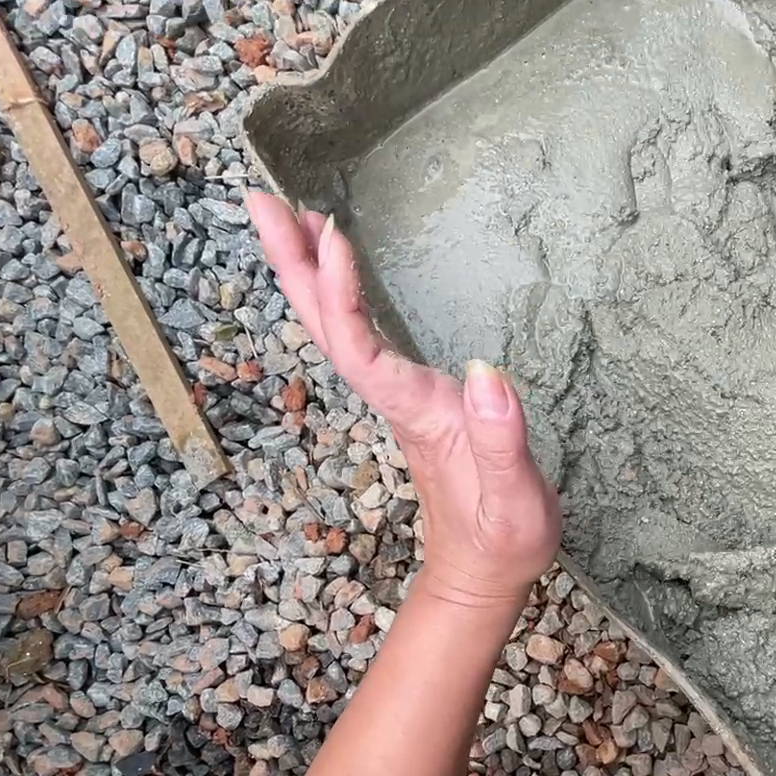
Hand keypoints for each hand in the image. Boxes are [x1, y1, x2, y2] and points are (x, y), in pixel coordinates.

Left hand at [248, 191, 560, 608]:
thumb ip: (501, 442)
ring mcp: (401, 404)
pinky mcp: (412, 406)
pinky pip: (362, 343)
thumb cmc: (502, 540)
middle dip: (293, 267)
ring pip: (339, 335)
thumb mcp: (515, 500)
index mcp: (420, 417)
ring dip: (309, 277)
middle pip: (329, 332)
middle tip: (261, 201)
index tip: (329, 234)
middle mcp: (399, 403)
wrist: (482, 574)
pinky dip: (343, 302)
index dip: (339, 294)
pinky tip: (346, 277)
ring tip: (294, 219)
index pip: (362, 350)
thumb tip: (486, 373)